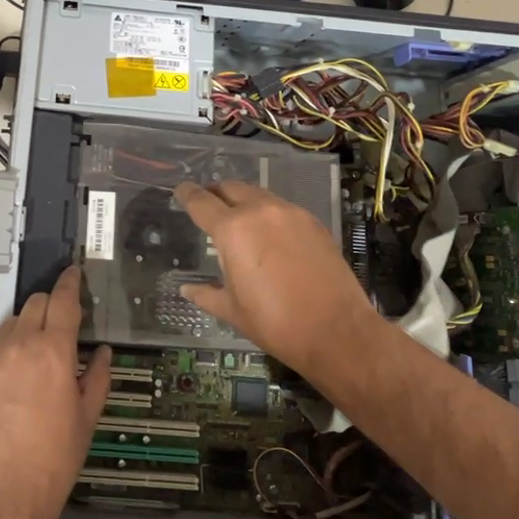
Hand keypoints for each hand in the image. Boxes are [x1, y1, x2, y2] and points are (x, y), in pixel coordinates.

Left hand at [0, 265, 110, 518]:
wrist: (2, 496)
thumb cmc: (52, 462)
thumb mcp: (87, 418)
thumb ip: (98, 376)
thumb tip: (103, 353)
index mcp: (54, 353)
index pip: (63, 300)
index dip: (70, 282)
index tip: (73, 274)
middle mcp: (19, 347)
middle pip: (36, 303)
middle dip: (50, 308)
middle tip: (59, 328)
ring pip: (11, 324)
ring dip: (26, 331)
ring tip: (34, 363)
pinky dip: (4, 356)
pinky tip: (11, 386)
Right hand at [175, 180, 378, 377]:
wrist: (337, 330)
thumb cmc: (275, 323)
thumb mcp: (233, 311)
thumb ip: (206, 294)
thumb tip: (187, 288)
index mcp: (232, 230)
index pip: (201, 201)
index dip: (187, 194)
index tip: (181, 191)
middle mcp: (259, 211)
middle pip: (230, 188)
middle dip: (215, 194)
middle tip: (209, 207)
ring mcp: (290, 213)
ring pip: (258, 194)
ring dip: (244, 202)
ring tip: (241, 221)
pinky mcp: (313, 222)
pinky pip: (282, 208)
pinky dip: (269, 214)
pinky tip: (271, 236)